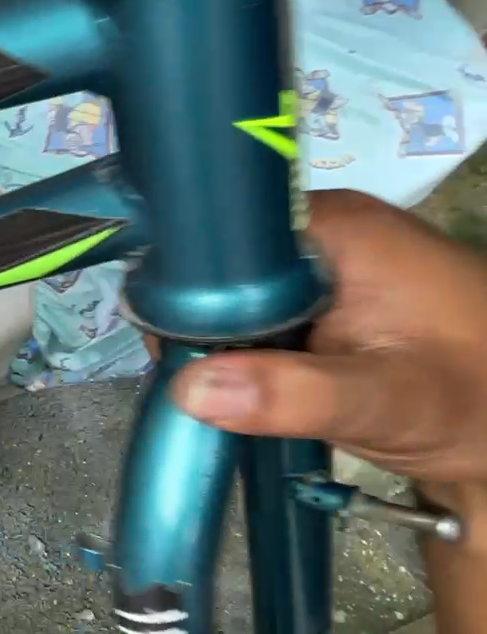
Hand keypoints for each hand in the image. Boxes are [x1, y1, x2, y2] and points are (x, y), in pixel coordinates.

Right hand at [171, 189, 486, 520]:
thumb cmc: (477, 404)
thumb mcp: (391, 405)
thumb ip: (297, 394)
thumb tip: (191, 387)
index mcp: (337, 228)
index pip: (217, 231)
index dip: (179, 284)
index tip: (176, 340)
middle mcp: (315, 233)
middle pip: (206, 264)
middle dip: (186, 320)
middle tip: (198, 372)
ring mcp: (308, 265)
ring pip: (212, 294)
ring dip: (200, 339)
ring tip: (218, 380)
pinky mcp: (301, 297)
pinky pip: (232, 312)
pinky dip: (221, 347)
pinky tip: (235, 376)